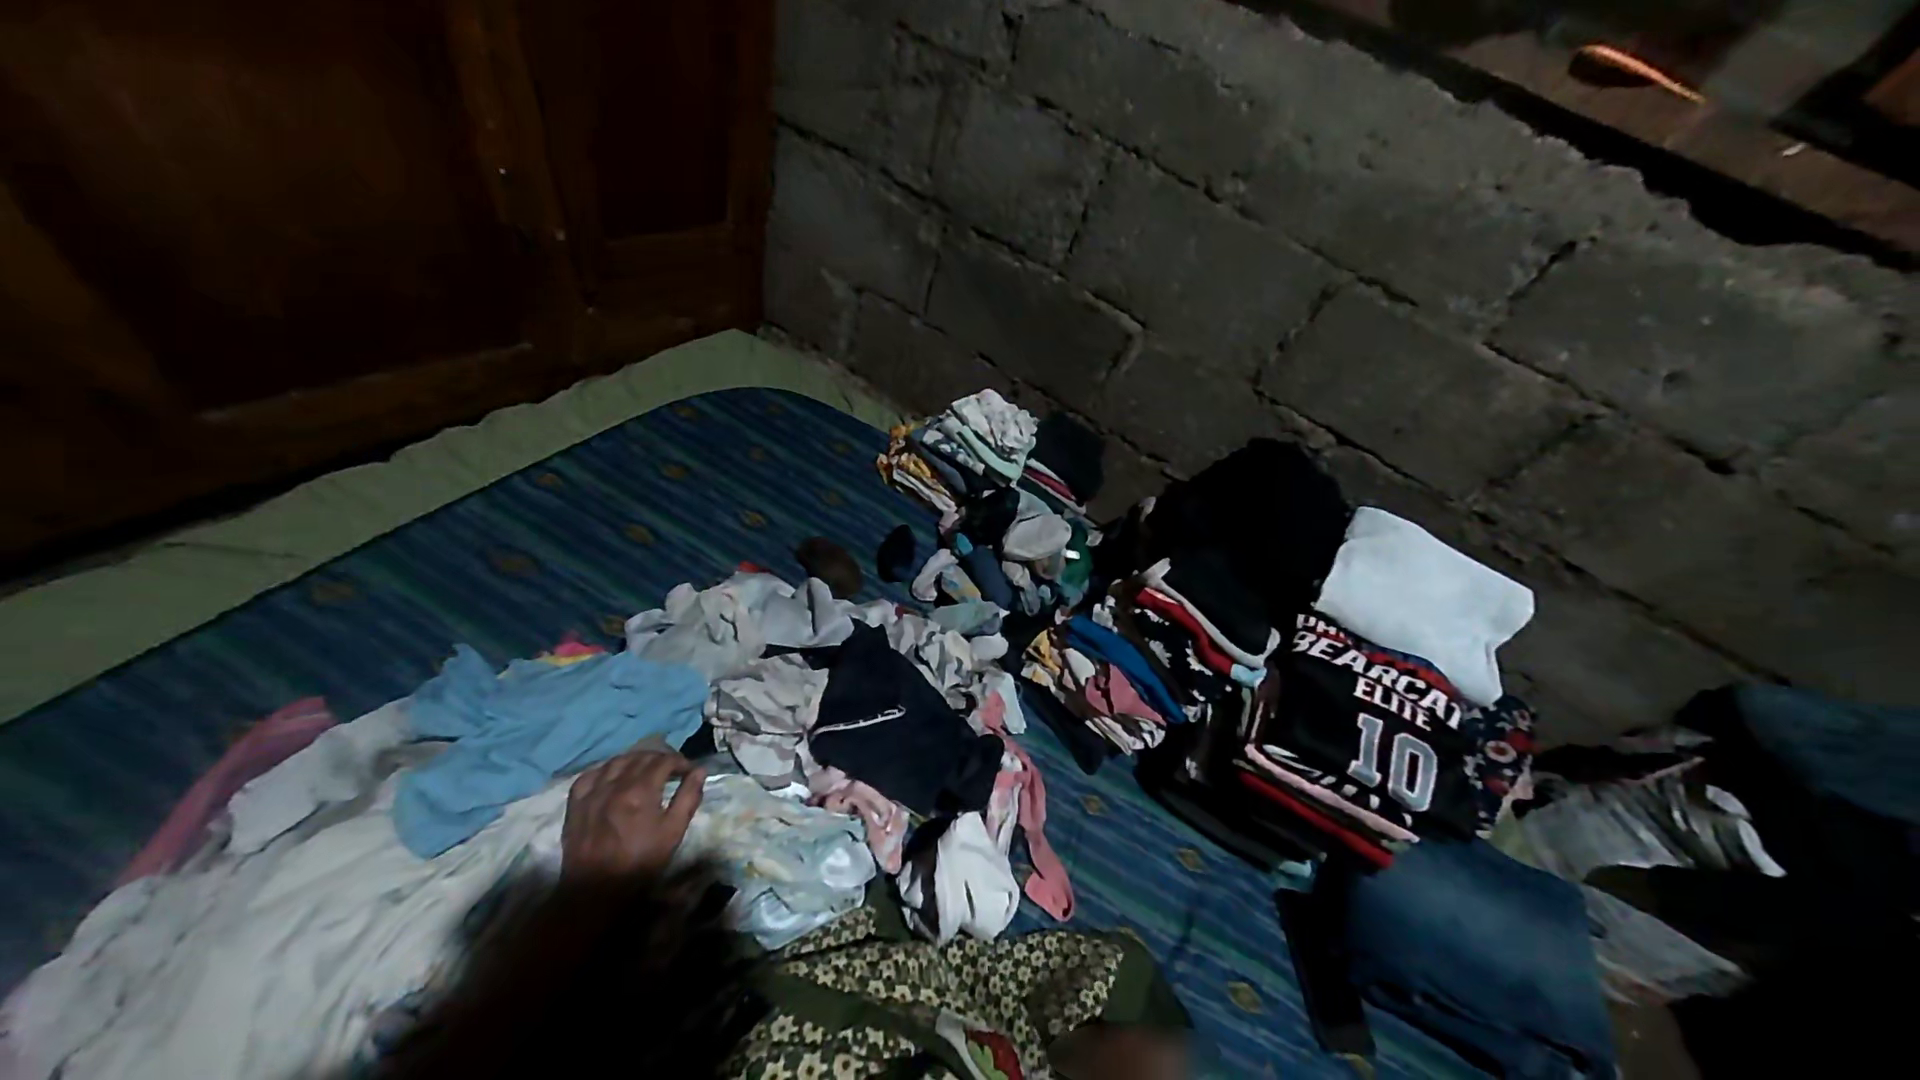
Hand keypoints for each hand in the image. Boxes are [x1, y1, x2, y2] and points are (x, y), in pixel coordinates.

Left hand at [561, 750, 705, 880]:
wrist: (597, 891)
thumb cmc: (641, 862)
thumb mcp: (673, 831)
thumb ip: (689, 797)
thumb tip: (699, 771)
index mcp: (641, 791)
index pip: (664, 761)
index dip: (680, 762)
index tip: (687, 771)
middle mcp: (615, 785)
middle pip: (641, 757)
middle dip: (659, 759)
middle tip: (669, 771)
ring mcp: (592, 793)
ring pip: (616, 761)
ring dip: (634, 761)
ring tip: (643, 772)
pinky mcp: (576, 803)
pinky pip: (590, 774)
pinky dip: (605, 770)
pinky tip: (613, 778)